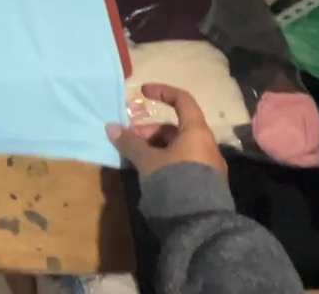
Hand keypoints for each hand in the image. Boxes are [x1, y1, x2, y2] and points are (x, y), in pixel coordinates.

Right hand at [107, 83, 227, 179]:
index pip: (182, 100)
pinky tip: (149, 173)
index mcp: (196, 132)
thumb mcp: (147, 159)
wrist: (201, 227)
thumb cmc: (175, 181)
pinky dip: (164, 161)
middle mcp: (206, 145)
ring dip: (154, 147)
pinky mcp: (205, 184)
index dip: (162, 92)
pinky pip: (182, 163)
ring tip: (135, 159)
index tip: (143, 93)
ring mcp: (208, 166)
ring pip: (177, 147)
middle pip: (175, 128)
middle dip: (149, 131)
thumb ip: (130, 142)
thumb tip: (111, 127)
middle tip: (129, 140)